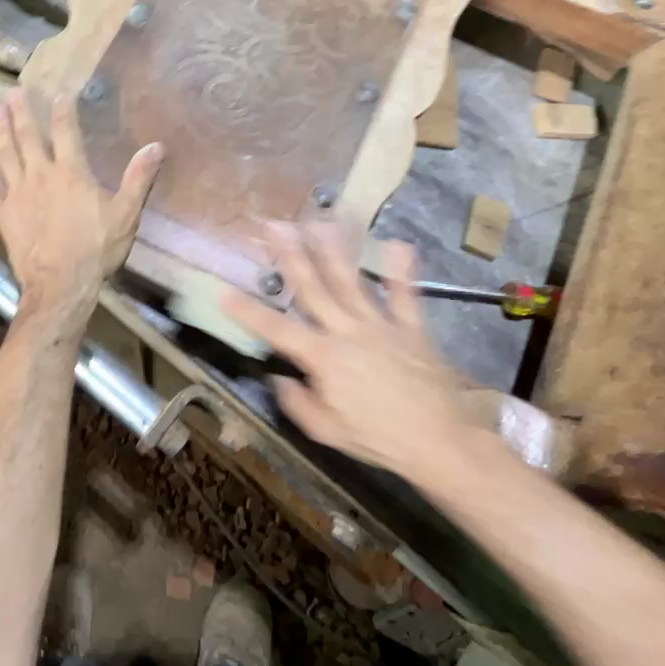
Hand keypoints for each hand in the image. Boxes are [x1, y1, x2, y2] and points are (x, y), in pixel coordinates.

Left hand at [0, 89, 164, 328]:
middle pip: (28, 137)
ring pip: (4, 155)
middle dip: (21, 113)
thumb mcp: (126, 214)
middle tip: (12, 92)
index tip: (58, 93)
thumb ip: (139, 177)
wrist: (62, 284)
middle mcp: (41, 175)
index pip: (66, 132)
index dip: (63, 110)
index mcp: (72, 172)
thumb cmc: (97, 249)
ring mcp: (17, 194)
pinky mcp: (2, 214)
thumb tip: (157, 146)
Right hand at [225, 225, 475, 479]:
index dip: (247, 310)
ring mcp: (381, 325)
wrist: (441, 443)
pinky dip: (402, 270)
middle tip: (276, 225)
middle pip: (313, 288)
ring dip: (334, 251)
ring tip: (320, 222)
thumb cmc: (379, 439)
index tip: (223, 290)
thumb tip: (280, 377)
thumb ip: (298, 401)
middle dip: (291, 255)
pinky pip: (406, 295)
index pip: (276, 329)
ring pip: (351, 282)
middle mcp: (348, 331)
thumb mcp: (327, 431)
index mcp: (323, 357)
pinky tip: (399, 244)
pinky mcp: (412, 329)